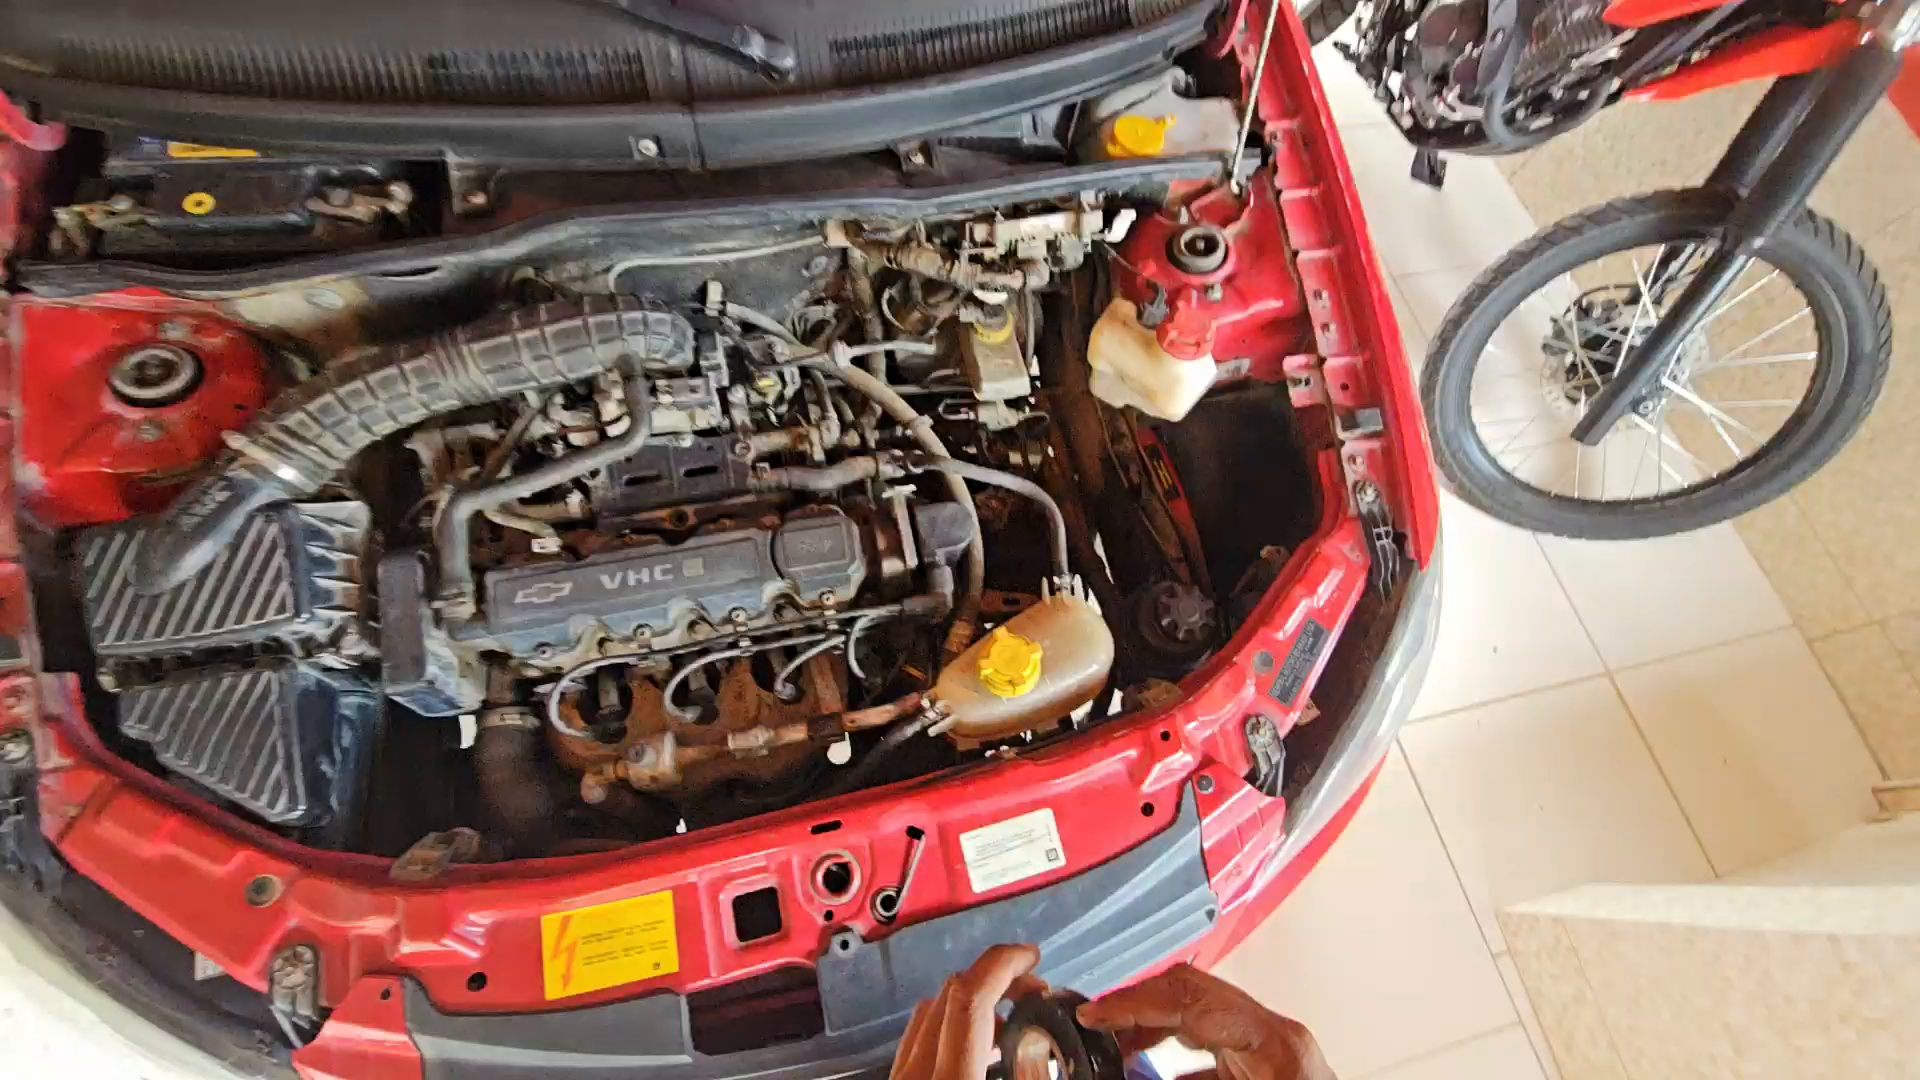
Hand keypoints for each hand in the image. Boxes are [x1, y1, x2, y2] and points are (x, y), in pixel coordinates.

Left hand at [889, 944, 1045, 1079]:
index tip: (1031, 957)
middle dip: (995, 977)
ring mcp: (898, 1078)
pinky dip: (949, 1023)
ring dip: (972, 998)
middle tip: (1032, 991)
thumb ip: (1030, 1074)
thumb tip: (1050, 1052)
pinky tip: (974, 1045)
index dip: (1003, 966)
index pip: (971, 1001)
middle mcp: (915, 1074)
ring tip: (1009, 1019)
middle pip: (951, 994)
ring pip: (930, 1010)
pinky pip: (916, 1036)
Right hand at [1076, 963, 1335, 1079]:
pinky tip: (1151, 1066)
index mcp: (1274, 1045)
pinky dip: (1178, 1051)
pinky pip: (1216, 1042)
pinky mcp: (1271, 1062)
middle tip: (1097, 1021)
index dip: (1131, 1004)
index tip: (1093, 1015)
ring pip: (1200, 1011)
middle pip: (1191, 992)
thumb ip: (1174, 1076)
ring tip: (1118, 1046)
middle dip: (1138, 1004)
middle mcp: (1276, 1034)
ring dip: (1154, 1025)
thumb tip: (1122, 1064)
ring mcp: (1275, 1046)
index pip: (1187, 1000)